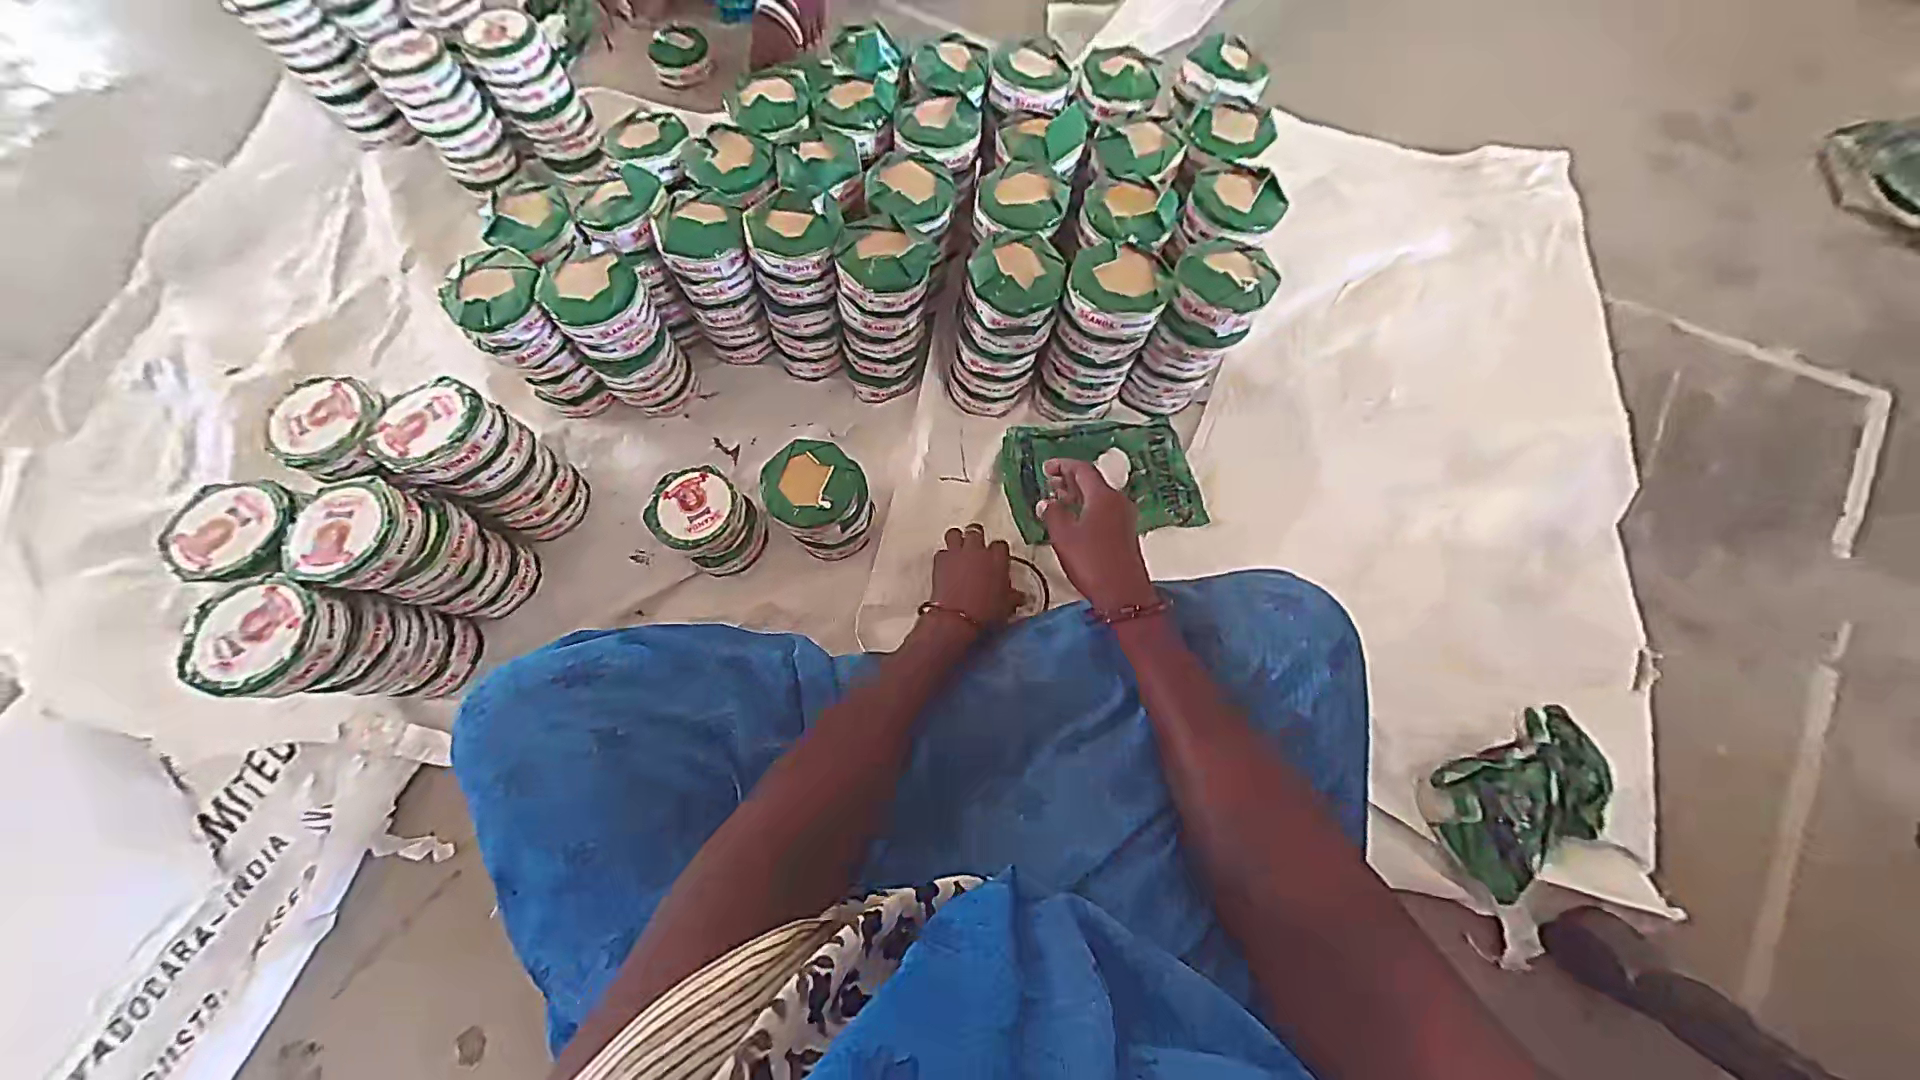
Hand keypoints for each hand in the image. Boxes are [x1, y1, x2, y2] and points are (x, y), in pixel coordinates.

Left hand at [928, 524, 1015, 630]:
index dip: (997, 551)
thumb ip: (1013, 596)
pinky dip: (944, 558)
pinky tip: (946, 566)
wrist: (958, 617)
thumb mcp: (1006, 605)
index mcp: (997, 558)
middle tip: (975, 549)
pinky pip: (942, 552)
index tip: (996, 560)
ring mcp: (957, 552)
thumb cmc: (987, 612)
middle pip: (976, 530)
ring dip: (956, 540)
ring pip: (954, 533)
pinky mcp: (940, 560)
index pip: (1000, 545)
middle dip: (976, 537)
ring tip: (958, 550)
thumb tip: (1020, 597)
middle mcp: (977, 550)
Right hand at [1038, 458, 1156, 611]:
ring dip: (1077, 494)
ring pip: (1098, 496)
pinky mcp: (1124, 532)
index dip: (1063, 465)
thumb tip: (1046, 502)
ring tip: (1057, 497)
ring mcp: (1123, 517)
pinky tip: (1073, 517)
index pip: (1083, 470)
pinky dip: (1086, 506)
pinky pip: (1103, 509)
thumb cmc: (1092, 562)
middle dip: (1070, 479)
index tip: (1046, 467)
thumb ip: (1053, 514)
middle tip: (1050, 481)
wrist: (1123, 593)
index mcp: (1103, 496)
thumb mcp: (1064, 536)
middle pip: (1093, 481)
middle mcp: (1117, 501)